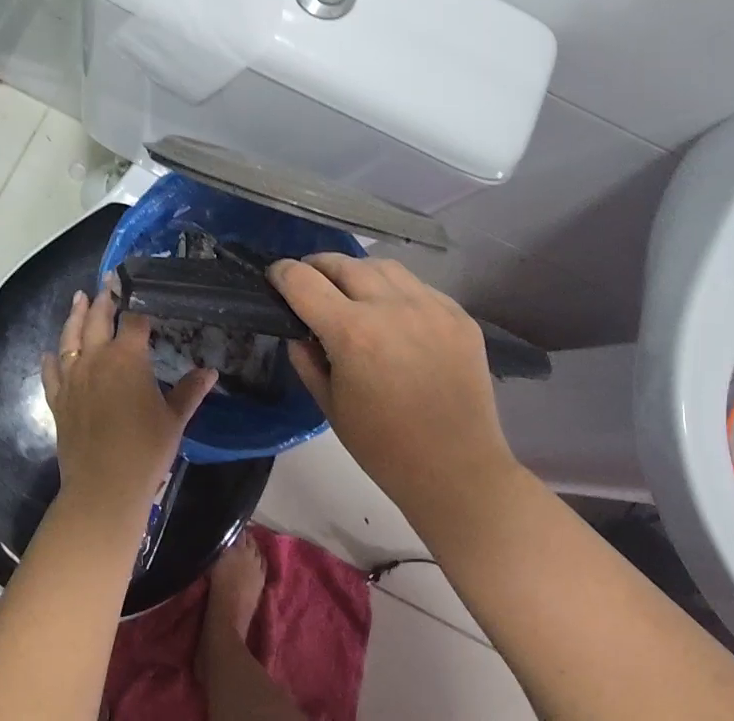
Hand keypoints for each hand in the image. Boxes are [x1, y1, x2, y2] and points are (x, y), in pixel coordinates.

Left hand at [41, 290, 216, 519]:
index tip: (139, 289)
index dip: (137, 303)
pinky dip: (52, 359)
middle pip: (97, 320)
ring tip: (79, 299)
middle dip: (103, 300)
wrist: (103, 487)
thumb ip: (191, 391)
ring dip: (75, 316)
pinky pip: (51, 372)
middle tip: (106, 283)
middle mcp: (96, 359)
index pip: (134, 320)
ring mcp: (72, 378)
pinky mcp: (58, 400)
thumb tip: (210, 371)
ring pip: (70, 338)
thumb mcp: (175, 419)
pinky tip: (52, 352)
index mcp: (127, 358)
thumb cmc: (146, 450)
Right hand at [267, 255, 517, 510]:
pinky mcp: (459, 317)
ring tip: (351, 291)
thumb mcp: (329, 406)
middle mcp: (391, 309)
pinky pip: (418, 286)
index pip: (303, 281)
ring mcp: (431, 309)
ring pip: (383, 266)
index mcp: (352, 333)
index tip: (275, 277)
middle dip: (317, 267)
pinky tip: (392, 314)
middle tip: (309, 282)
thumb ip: (307, 360)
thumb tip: (299, 332)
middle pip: (343, 264)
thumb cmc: (383, 447)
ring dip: (357, 272)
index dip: (282, 273)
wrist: (457, 470)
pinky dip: (395, 290)